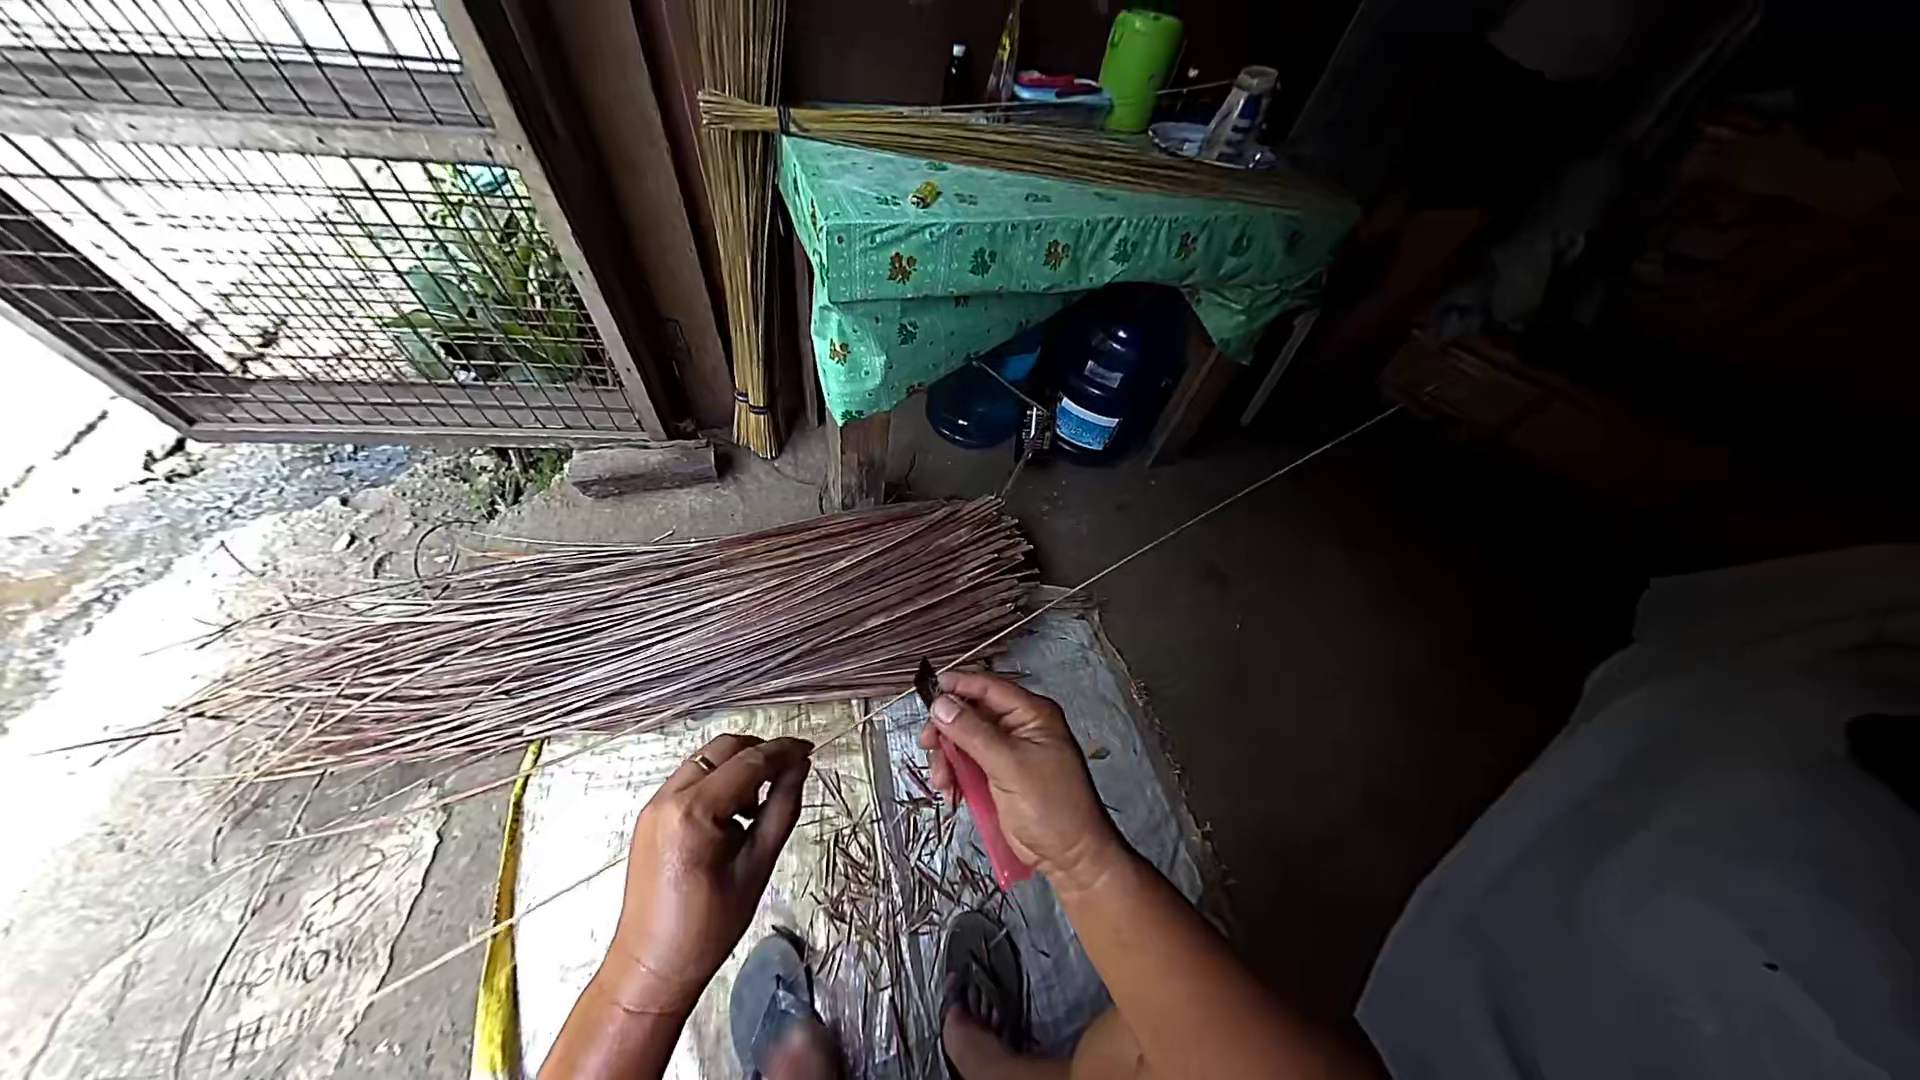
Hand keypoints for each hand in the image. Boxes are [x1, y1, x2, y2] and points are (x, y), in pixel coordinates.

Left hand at [602, 733, 810, 1015]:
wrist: (651, 968)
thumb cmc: (708, 927)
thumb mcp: (758, 864)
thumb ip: (782, 807)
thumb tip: (800, 766)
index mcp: (694, 812)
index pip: (748, 761)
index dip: (783, 751)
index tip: (808, 750)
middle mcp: (668, 798)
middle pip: (723, 748)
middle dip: (760, 751)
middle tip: (790, 770)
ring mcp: (655, 806)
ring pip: (707, 760)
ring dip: (739, 766)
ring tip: (761, 802)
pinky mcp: (651, 816)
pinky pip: (692, 780)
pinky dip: (719, 781)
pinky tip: (735, 814)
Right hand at [918, 672, 1125, 894]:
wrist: (1068, 856)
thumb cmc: (1051, 806)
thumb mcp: (1009, 764)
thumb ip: (973, 732)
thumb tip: (941, 704)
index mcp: (1031, 714)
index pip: (989, 687)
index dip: (958, 686)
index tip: (929, 690)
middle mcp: (1018, 727)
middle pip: (971, 713)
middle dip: (947, 729)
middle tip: (928, 744)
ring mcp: (1007, 752)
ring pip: (963, 740)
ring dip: (947, 757)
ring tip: (943, 780)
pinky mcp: (997, 775)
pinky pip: (966, 764)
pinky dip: (954, 774)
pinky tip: (950, 791)